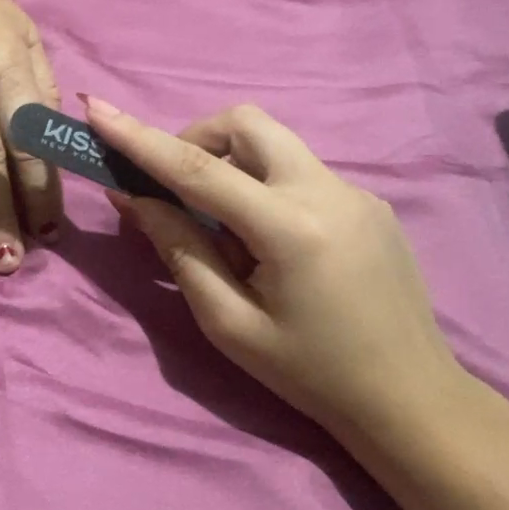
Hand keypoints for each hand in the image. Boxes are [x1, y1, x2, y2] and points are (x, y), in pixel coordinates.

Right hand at [84, 97, 468, 432]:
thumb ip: (180, 252)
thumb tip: (135, 199)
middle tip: (171, 191)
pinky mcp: (368, 204)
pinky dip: (259, 186)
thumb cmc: (308, 372)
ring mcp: (356, 193)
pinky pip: (297, 172)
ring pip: (274, 144)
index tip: (98, 110)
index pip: (199, 169)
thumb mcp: (228, 323)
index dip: (140, 139)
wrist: (410, 398)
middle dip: (194, 139)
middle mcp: (328, 192)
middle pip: (247, 124)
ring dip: (228, 164)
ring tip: (216, 227)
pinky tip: (261, 244)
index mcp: (291, 229)